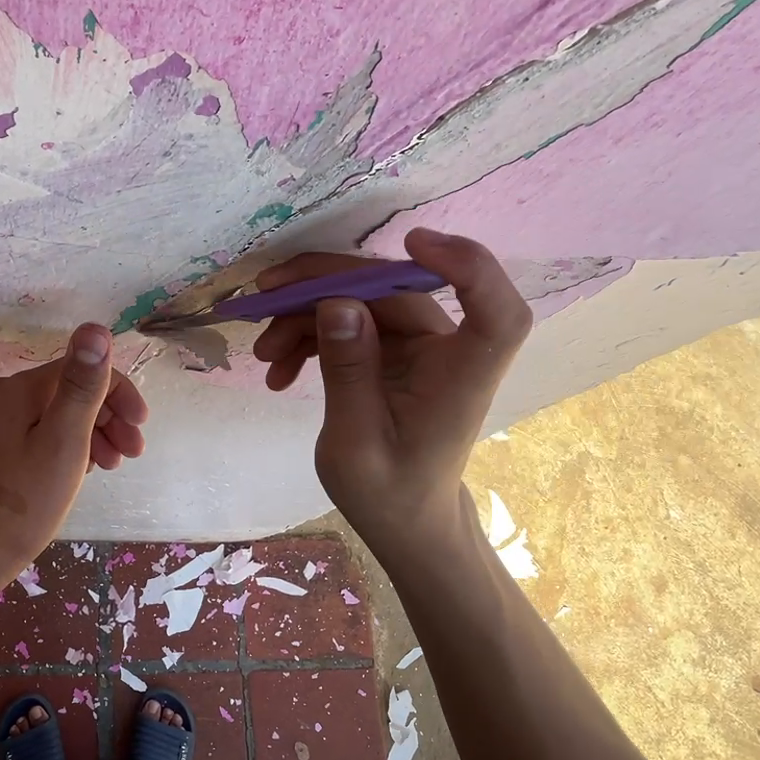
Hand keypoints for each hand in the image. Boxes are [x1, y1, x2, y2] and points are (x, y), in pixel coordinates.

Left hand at [0, 323, 149, 600]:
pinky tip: (72, 477)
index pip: (81, 370)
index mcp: (17, 389)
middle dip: (106, 417)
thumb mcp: (63, 443)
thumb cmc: (19, 505)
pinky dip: (62, 450)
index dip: (119, 395)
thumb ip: (82, 385)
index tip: (142, 431)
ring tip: (107, 470)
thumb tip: (96, 325)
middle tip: (130, 457)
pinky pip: (33, 438)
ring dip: (88, 435)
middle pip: (65, 392)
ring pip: (51, 417)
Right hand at [252, 229, 530, 547]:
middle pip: (394, 290)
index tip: (413, 242)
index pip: (495, 310)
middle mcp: (446, 348)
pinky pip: (348, 322)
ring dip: (304, 316)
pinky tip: (278, 368)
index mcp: (462, 375)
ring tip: (264, 353)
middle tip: (264, 294)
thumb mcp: (355, 443)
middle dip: (324, 285)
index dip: (467, 265)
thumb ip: (349, 373)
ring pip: (361, 301)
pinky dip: (309, 337)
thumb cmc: (388, 493)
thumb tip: (336, 304)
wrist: (400, 517)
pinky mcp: (390, 350)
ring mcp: (417, 346)